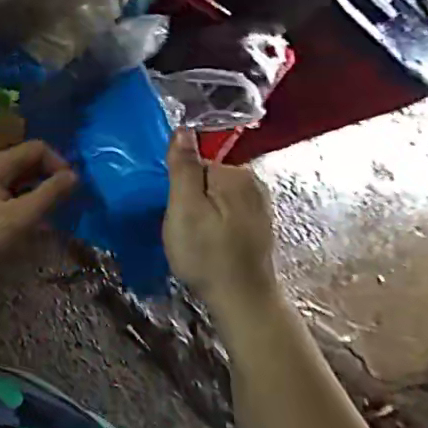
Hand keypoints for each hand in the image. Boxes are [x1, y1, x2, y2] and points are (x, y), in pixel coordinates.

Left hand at [0, 140, 77, 287]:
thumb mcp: (21, 217)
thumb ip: (50, 193)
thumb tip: (74, 175)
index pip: (36, 148)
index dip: (58, 164)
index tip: (71, 191)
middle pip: (25, 168)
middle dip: (48, 184)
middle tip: (64, 210)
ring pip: (16, 190)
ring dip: (36, 203)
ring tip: (48, 228)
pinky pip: (5, 207)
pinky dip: (20, 216)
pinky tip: (29, 238)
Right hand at [162, 130, 278, 309]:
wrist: (241, 298)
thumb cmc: (206, 254)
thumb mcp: (184, 209)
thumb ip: (182, 168)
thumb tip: (182, 129)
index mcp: (235, 174)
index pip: (193, 163)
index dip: (175, 184)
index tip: (169, 208)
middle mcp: (252, 183)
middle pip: (204, 177)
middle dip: (186, 195)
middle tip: (176, 225)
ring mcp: (257, 204)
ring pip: (213, 195)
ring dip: (198, 209)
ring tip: (188, 235)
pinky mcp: (256, 224)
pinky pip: (224, 210)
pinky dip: (211, 221)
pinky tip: (205, 240)